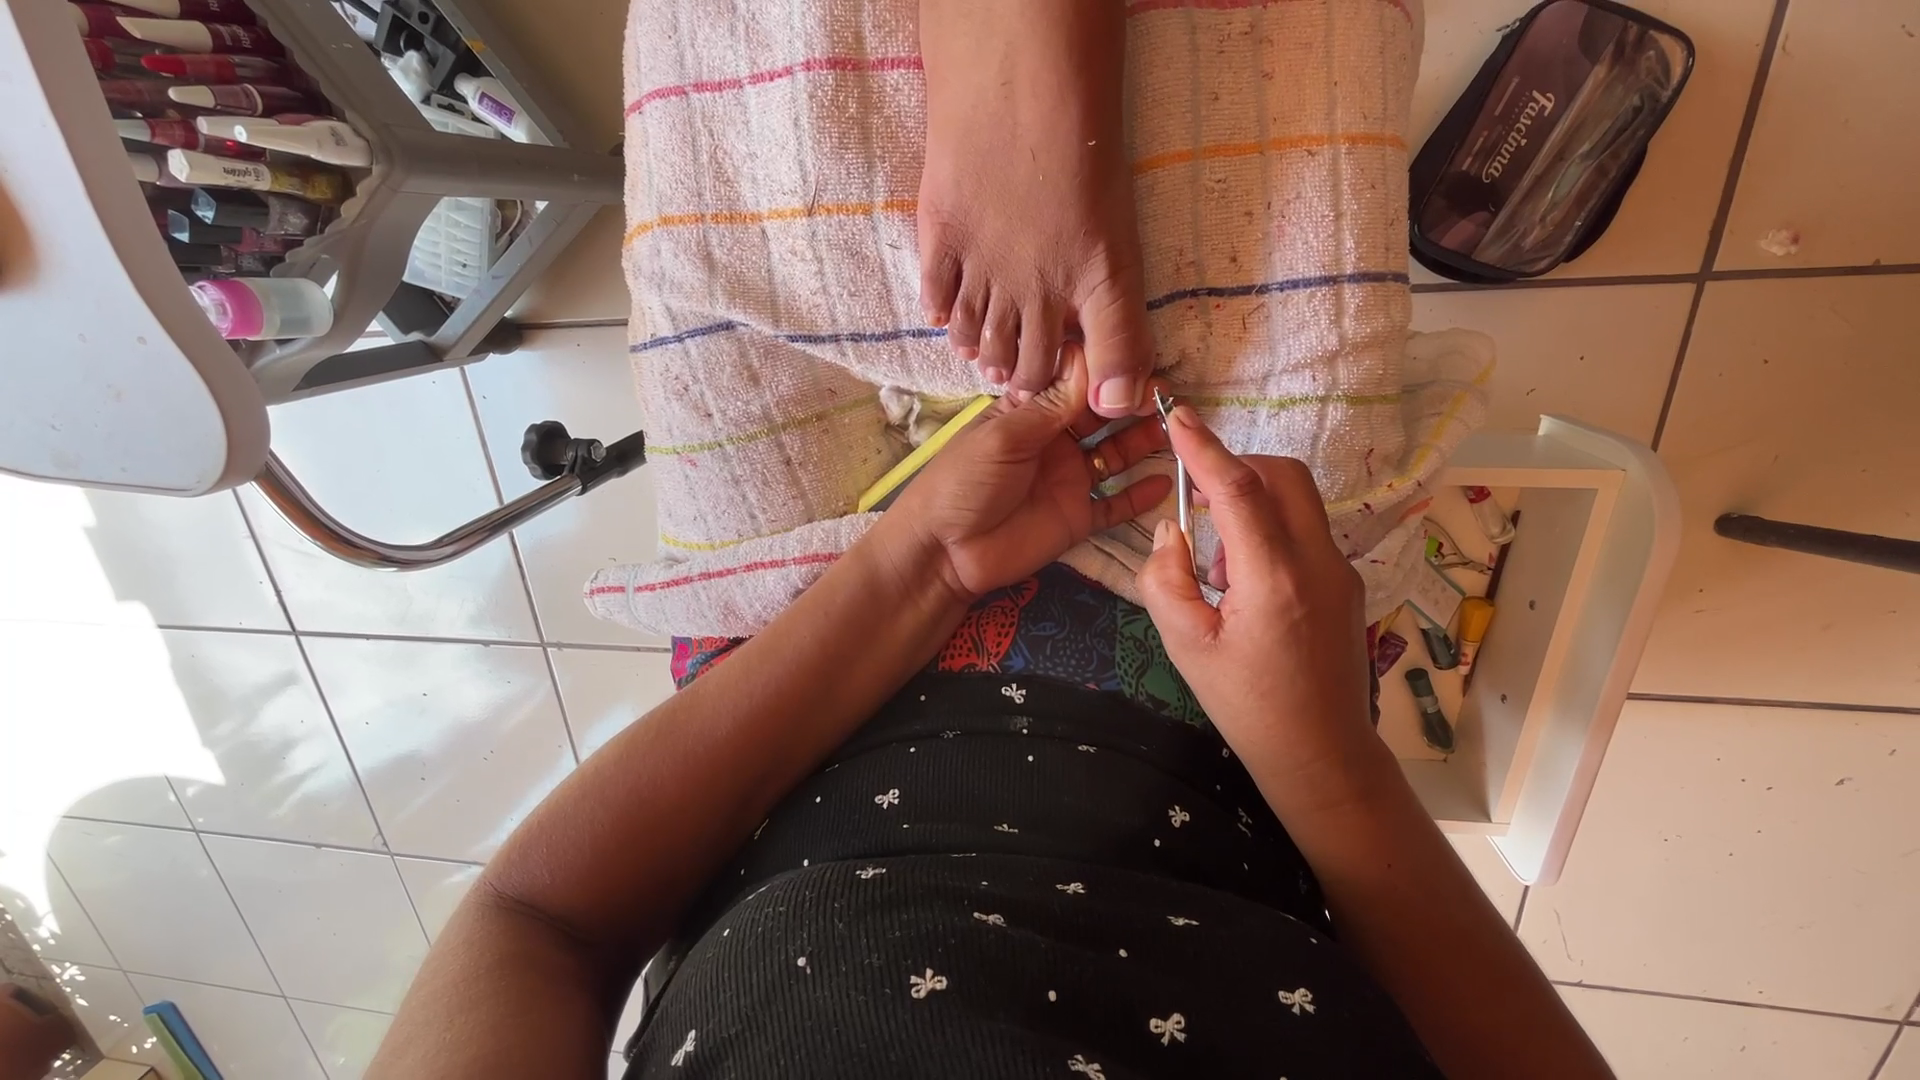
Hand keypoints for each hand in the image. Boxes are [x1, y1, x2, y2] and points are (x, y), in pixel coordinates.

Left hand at [878, 346, 1171, 600]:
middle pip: (1104, 418)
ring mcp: (1069, 481)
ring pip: (1116, 457)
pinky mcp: (1077, 518)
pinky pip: (1115, 505)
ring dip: (1144, 443)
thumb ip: (1049, 405)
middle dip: (1135, 405)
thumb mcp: (1003, 437)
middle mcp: (1055, 443)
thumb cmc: (963, 483)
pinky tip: (1165, 482)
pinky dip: (1139, 495)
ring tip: (1177, 432)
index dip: (1108, 374)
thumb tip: (1087, 357)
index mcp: (1031, 414)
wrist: (944, 552)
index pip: (1077, 385)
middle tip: (1170, 396)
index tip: (1142, 362)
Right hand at [1136, 405, 1373, 767]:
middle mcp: (1318, 563)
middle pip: (1283, 475)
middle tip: (1197, 500)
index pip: (1239, 490)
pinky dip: (1269, 532)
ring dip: (1251, 505)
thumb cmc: (1246, 706)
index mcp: (1274, 579)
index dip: (1205, 448)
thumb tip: (1171, 533)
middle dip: (1237, 466)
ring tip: (1219, 569)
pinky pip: (1304, 531)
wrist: (1321, 754)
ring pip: (1297, 500)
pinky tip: (1245, 586)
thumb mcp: (1185, 645)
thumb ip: (1167, 579)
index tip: (1179, 416)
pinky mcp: (1347, 584)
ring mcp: (1341, 571)